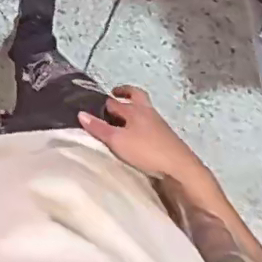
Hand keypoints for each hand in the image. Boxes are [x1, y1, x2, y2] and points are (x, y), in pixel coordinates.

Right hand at [78, 87, 216, 195]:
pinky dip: (140, 123)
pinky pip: (149, 123)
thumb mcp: (116, 140)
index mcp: (134, 110)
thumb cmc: (146, 151)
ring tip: (122, 118)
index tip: (93, 105)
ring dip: (133, 109)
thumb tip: (81, 113)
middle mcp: (147, 112)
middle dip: (124, 93)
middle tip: (114, 94)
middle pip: (136, 96)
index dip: (103, 102)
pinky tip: (136, 134)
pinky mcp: (166, 136)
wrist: (180, 168)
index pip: (114, 101)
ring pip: (143, 109)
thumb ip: (98, 128)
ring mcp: (159, 124)